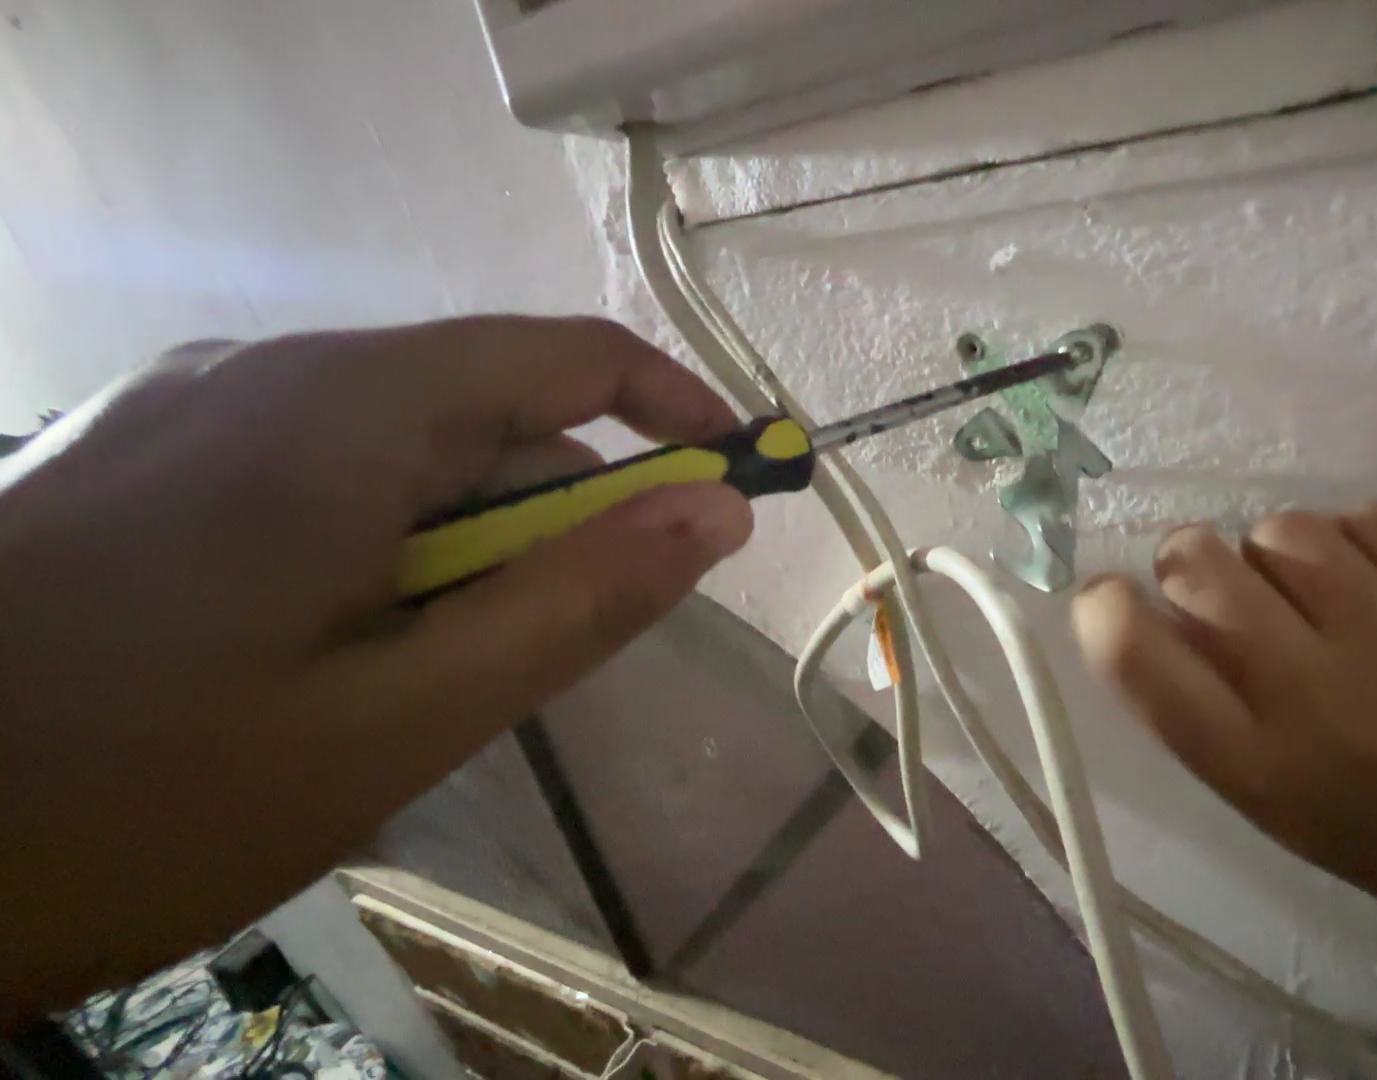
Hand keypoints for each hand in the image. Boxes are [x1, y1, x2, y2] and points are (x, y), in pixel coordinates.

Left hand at [0, 316, 751, 1021]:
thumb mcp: (408, 716)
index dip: (682, 409)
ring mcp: (214, 416)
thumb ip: (580, 603)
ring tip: (439, 669)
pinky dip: (416, 546)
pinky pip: (359, 477)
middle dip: (569, 513)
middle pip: (503, 415)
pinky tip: (362, 645)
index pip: (573, 356)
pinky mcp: (175, 464)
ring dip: (487, 546)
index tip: (745, 480)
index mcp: (345, 411)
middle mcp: (280, 379)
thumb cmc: (133, 800)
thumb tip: (721, 515)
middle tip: (564, 637)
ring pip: (431, 454)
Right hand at [1071, 503, 1376, 971]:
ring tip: (1308, 585)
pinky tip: (1373, 579)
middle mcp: (1309, 692)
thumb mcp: (1272, 806)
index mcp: (1252, 762)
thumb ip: (1201, 714)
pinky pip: (1363, 517)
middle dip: (1188, 560)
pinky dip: (1351, 539)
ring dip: (1272, 550)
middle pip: (1197, 563)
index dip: (1103, 606)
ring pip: (1278, 529)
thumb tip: (1148, 618)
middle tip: (1218, 585)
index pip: (1135, 652)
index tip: (1112, 598)